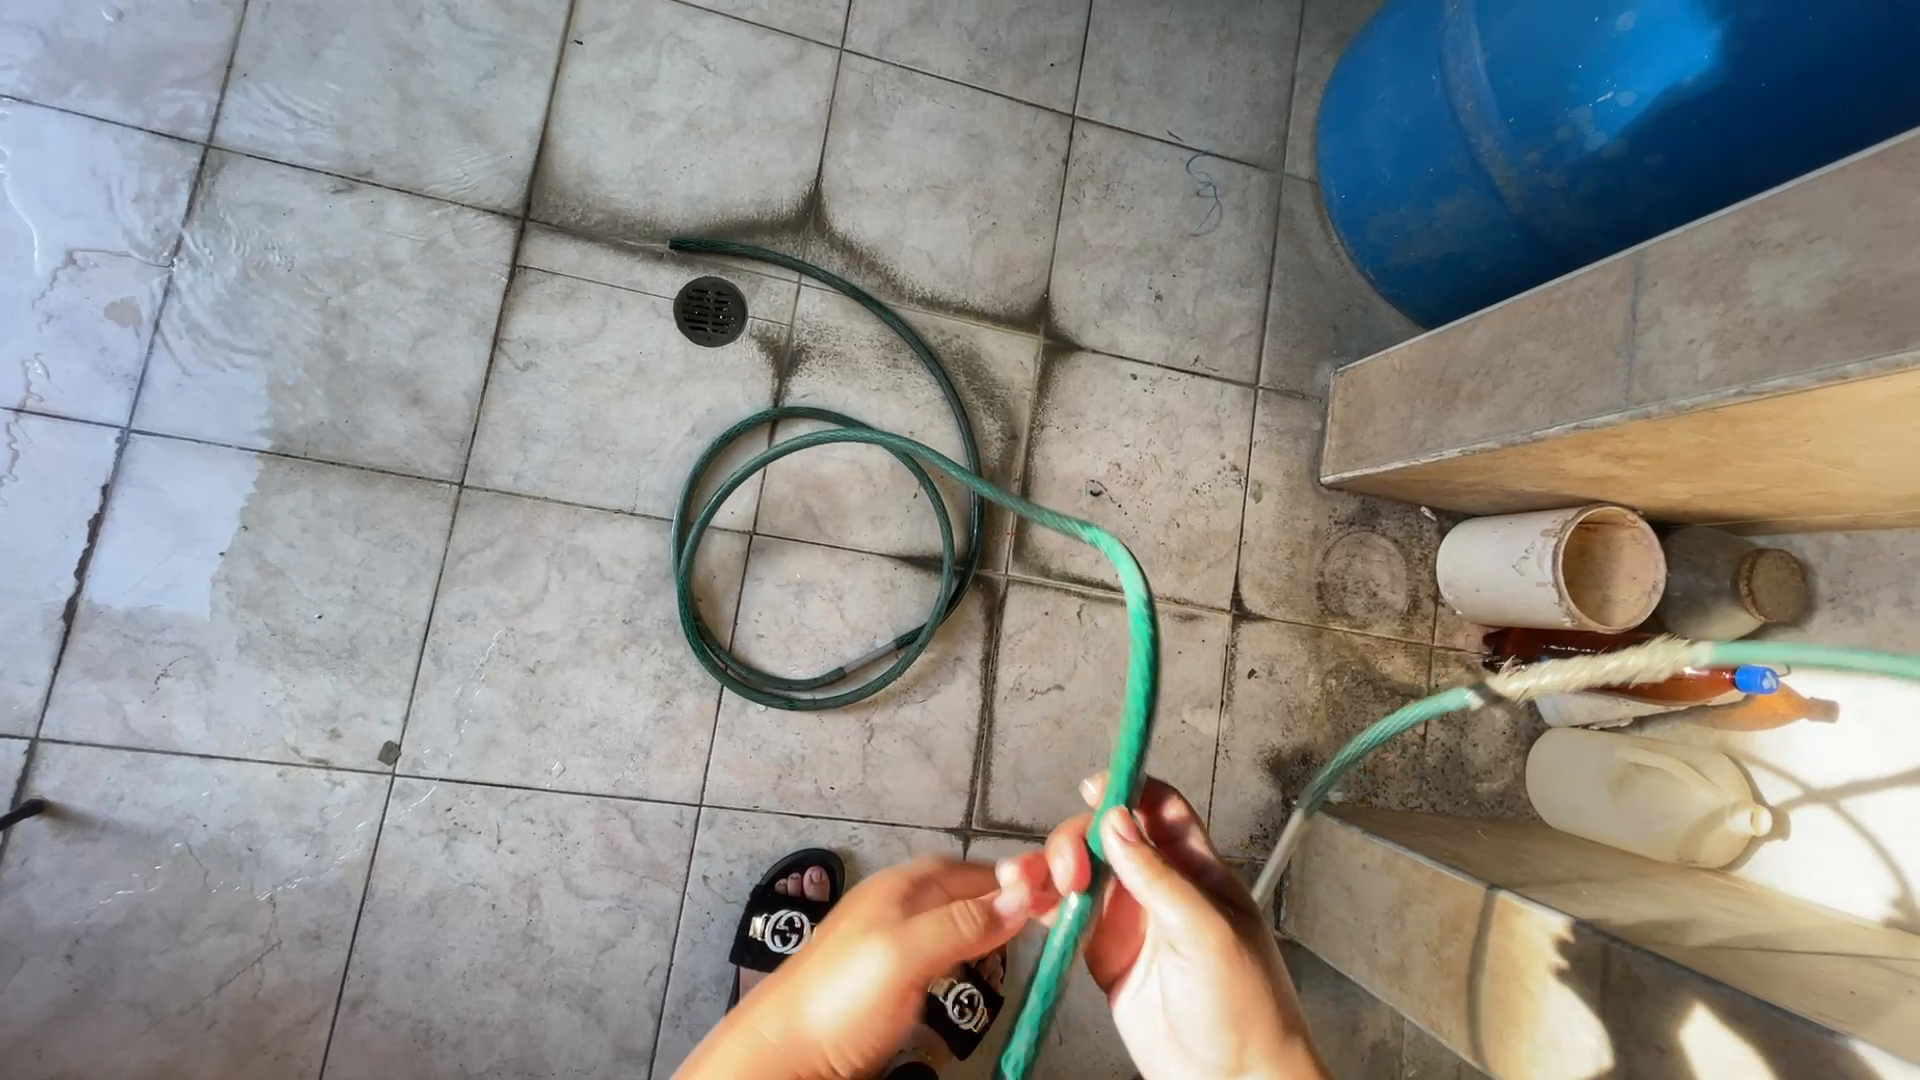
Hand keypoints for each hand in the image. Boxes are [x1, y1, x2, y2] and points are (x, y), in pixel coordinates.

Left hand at [678, 855, 1031, 1079]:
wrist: (783, 1053)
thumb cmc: (839, 1000)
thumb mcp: (906, 956)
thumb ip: (962, 924)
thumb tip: (1021, 895)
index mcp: (905, 886)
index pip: (976, 869)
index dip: (1017, 878)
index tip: (1059, 891)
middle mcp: (898, 899)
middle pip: (965, 885)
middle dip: (1007, 894)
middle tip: (1047, 915)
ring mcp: (890, 932)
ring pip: (953, 911)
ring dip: (988, 916)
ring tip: (1020, 931)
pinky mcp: (886, 968)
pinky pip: (939, 939)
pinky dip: (966, 940)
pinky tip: (971, 956)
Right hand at [1000, 775, 1330, 1079]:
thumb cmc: (1244, 1007)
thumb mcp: (1207, 934)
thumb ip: (1158, 877)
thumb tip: (1115, 818)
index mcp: (1193, 868)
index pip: (1159, 808)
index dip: (1127, 788)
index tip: (1092, 788)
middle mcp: (1156, 883)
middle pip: (1106, 835)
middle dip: (1078, 840)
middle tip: (1069, 870)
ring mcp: (1126, 917)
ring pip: (1079, 870)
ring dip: (1049, 866)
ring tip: (1027, 882)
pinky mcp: (1101, 951)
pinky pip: (1065, 915)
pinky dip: (1042, 904)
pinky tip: (1027, 904)